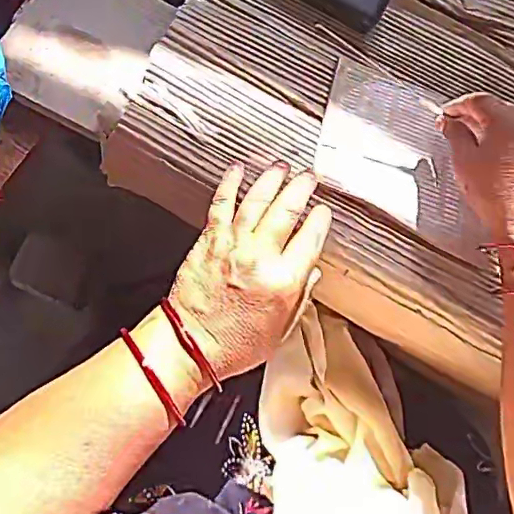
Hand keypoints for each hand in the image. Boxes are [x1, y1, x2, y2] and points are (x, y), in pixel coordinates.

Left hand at [166, 163, 332, 381]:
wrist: (190, 345)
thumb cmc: (234, 344)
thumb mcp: (282, 329)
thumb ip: (301, 296)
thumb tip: (312, 271)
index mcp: (283, 282)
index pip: (310, 239)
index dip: (320, 219)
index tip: (323, 210)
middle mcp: (259, 258)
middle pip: (287, 211)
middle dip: (301, 188)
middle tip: (308, 177)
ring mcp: (233, 245)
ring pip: (257, 200)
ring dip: (272, 180)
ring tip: (282, 168)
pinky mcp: (210, 239)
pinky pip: (221, 204)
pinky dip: (230, 183)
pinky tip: (238, 170)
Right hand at [439, 94, 513, 242]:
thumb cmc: (499, 196)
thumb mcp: (464, 161)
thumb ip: (455, 135)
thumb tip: (450, 123)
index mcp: (506, 120)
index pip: (479, 100)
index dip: (459, 106)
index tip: (448, 114)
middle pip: (499, 109)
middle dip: (477, 116)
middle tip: (458, 127)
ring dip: (496, 130)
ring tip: (478, 145)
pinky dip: (512, 143)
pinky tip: (499, 158)